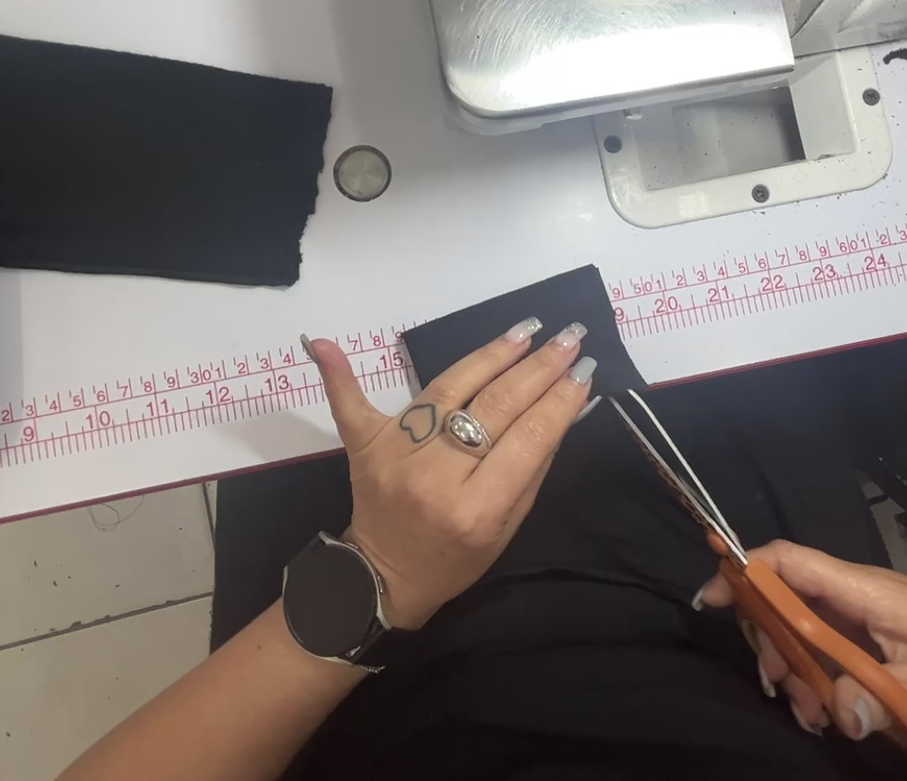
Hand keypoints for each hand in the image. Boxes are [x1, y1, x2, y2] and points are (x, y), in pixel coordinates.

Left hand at [305, 319, 595, 628]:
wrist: (384, 576)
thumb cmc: (456, 557)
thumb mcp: (507, 527)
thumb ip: (530, 468)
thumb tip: (558, 407)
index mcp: (477, 508)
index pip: (528, 439)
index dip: (559, 400)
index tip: (584, 369)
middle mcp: (435, 476)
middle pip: (494, 407)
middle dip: (538, 368)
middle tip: (569, 337)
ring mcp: (395, 455)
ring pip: (448, 388)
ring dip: (492, 354)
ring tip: (527, 330)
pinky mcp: (364, 445)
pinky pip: (349, 405)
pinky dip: (337, 374)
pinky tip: (322, 342)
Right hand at [697, 541, 906, 739]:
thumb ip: (880, 699)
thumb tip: (833, 713)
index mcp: (864, 589)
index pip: (788, 560)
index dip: (744, 569)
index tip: (711, 598)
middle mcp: (854, 595)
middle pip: (783, 598)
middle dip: (768, 641)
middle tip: (780, 691)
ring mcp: (862, 617)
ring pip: (800, 627)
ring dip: (792, 667)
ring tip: (811, 715)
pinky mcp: (872, 639)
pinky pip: (824, 648)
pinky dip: (814, 678)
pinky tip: (828, 713)